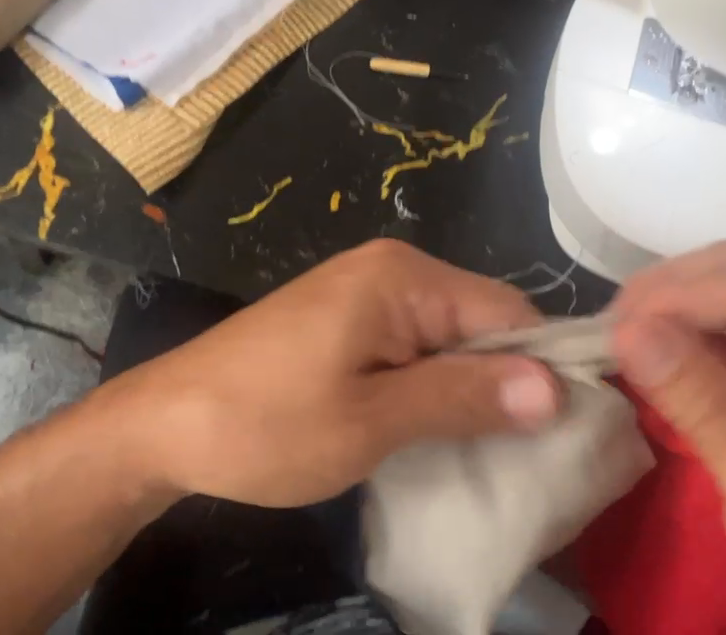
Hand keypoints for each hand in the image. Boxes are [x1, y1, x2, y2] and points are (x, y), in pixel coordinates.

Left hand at [102, 239, 563, 507]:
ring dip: (469, 388)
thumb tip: (555, 387)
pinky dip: (432, 384)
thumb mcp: (371, 420)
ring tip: (490, 451)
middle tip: (527, 455)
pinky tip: (438, 428)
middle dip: (505, 382)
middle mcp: (393, 269)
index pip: (508, 310)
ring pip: (449, 336)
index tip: (562, 435)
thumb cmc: (266, 423)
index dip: (541, 368)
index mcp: (404, 277)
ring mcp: (367, 292)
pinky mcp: (348, 319)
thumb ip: (462, 396)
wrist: (162, 425)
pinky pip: (415, 344)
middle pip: (481, 321)